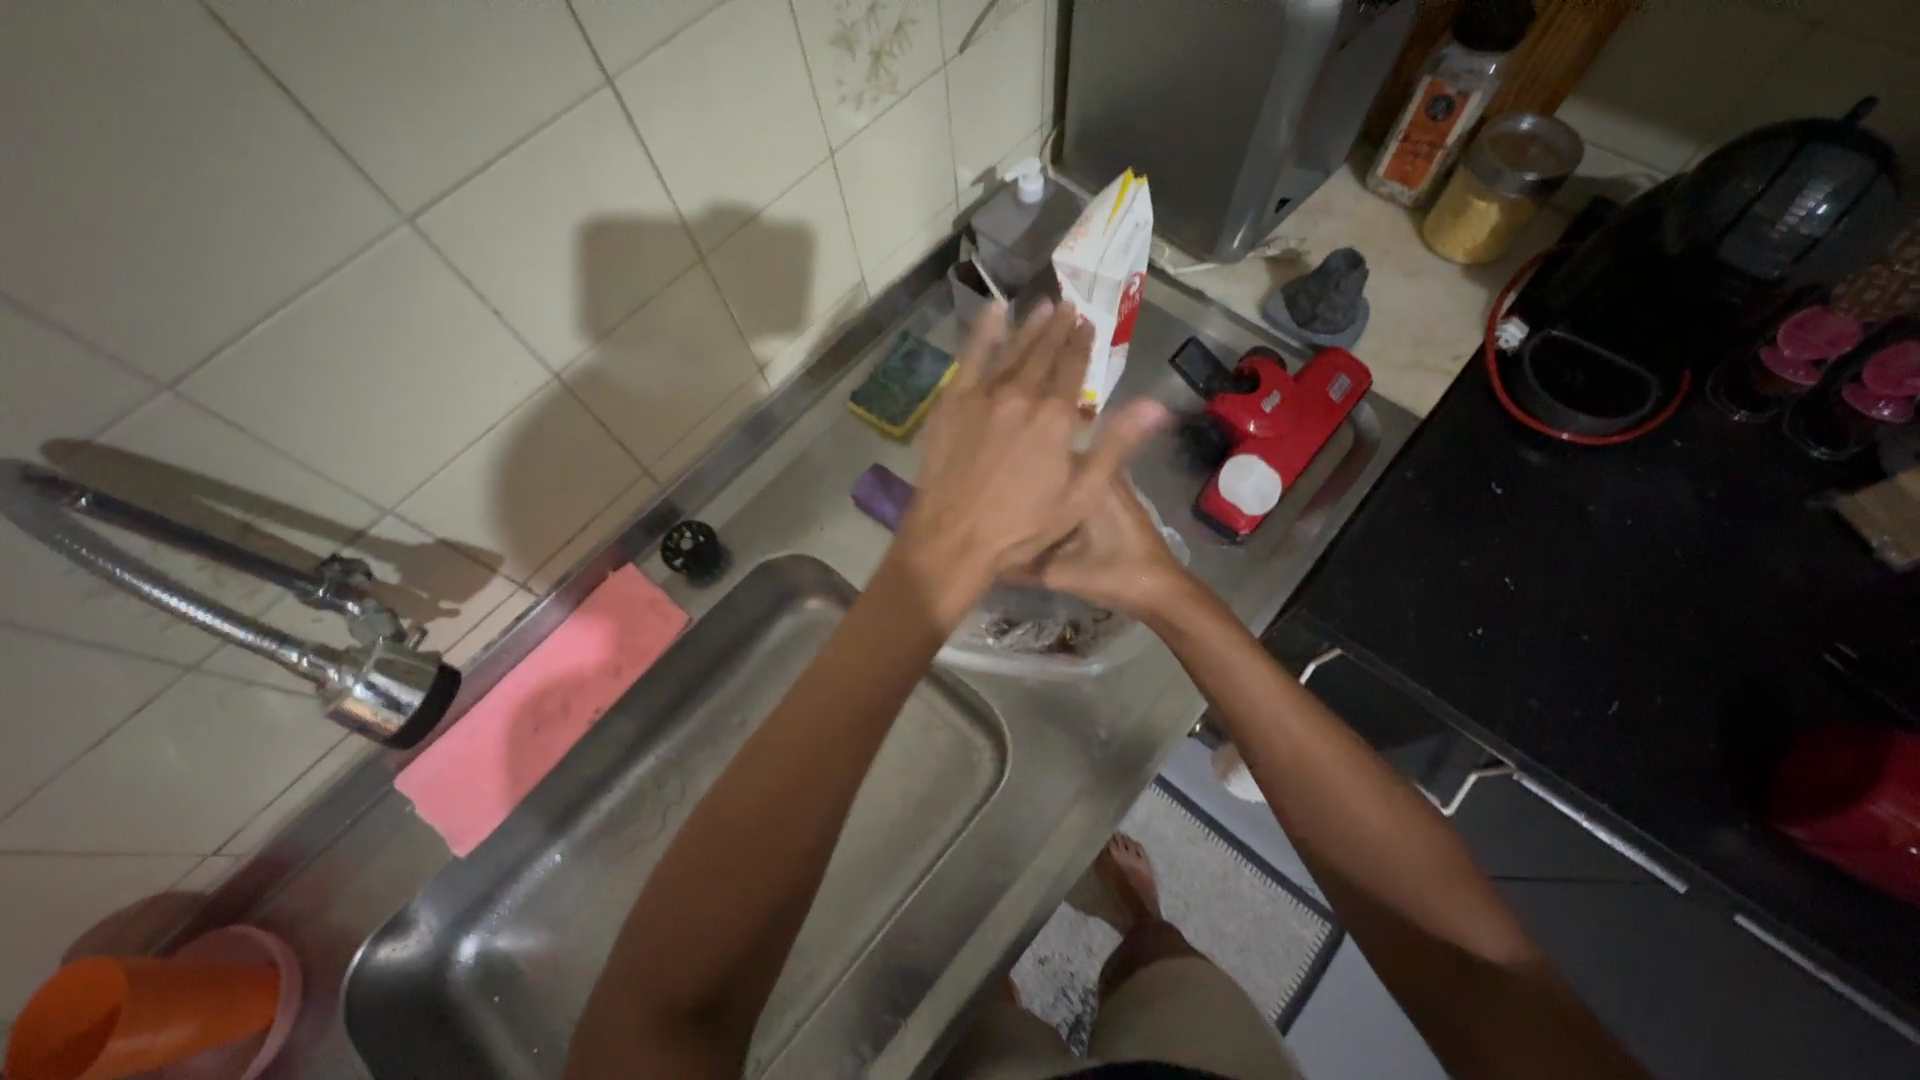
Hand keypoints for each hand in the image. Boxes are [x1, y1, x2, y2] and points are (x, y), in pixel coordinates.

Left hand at [891, 300, 1167, 623]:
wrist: (954, 537)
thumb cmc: (1022, 526)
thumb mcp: (1081, 494)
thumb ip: (1116, 444)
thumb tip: (1157, 405)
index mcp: (1055, 418)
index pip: (1074, 369)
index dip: (1083, 344)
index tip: (1090, 323)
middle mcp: (1021, 396)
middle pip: (1044, 354)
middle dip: (1059, 329)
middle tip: (1069, 306)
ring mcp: (983, 396)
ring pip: (1011, 352)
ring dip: (1029, 328)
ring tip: (1042, 307)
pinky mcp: (952, 403)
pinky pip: (970, 358)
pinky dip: (983, 333)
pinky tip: (992, 313)